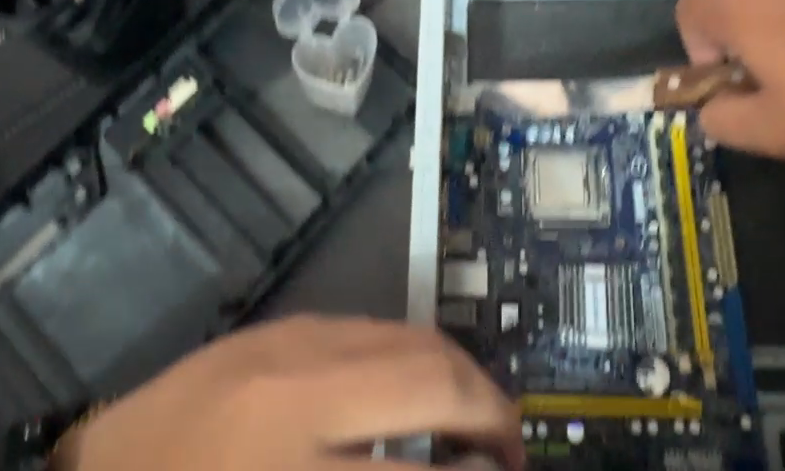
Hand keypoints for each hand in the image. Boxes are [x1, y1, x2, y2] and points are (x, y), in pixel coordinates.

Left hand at [55, 315, 521, 470]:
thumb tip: (437, 466)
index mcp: (291, 469)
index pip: (421, 467)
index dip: (481, 470)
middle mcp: (297, 390)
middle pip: (432, 377)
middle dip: (491, 413)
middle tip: (509, 452)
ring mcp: (285, 345)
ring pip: (407, 336)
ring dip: (457, 373)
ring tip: (476, 418)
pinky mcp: (275, 329)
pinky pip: (369, 327)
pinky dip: (411, 354)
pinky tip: (417, 389)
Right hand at [674, 0, 784, 163]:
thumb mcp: (773, 133)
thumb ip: (723, 120)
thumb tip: (714, 108)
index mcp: (742, 4)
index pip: (688, 11)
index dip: (696, 52)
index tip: (733, 86)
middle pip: (734, 6)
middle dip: (742, 48)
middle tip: (777, 93)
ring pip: (780, 4)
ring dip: (784, 40)